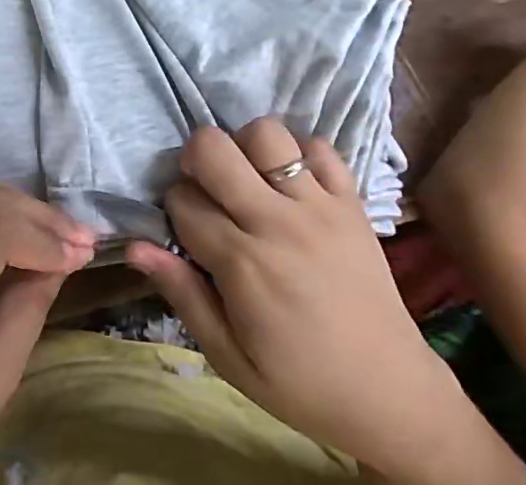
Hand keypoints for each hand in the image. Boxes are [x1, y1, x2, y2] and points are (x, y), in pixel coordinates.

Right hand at [125, 119, 455, 476]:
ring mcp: (321, 206)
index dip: (174, 210)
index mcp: (243, 264)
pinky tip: (294, 184)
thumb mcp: (229, 357)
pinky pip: (321, 147)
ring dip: (246, 148)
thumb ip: (182, 294)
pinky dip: (300, 154)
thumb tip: (135, 246)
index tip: (187, 230)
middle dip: (195, 159)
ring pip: (267, 133)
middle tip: (206, 188)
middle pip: (214, 148)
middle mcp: (278, 222)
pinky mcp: (353, 202)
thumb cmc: (300, 382)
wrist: (390, 392)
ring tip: (250, 180)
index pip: (183, 201)